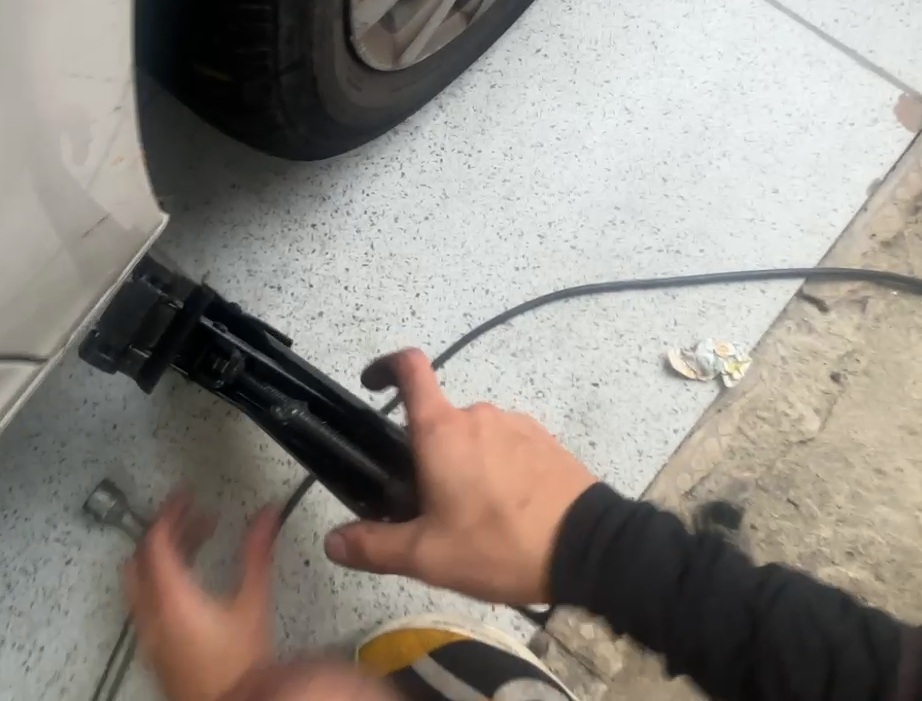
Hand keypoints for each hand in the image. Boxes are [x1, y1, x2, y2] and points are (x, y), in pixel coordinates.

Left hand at [125, 491, 280, 700]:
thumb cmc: (241, 664)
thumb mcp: (254, 603)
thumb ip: (257, 553)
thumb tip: (266, 515)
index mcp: (171, 598)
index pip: (155, 540)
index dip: (169, 511)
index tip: (187, 495)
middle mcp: (151, 614)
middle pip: (142, 557)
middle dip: (166, 529)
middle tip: (193, 514)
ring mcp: (149, 634)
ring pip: (140, 579)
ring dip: (164, 554)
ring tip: (198, 540)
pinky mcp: (154, 649)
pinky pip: (146, 601)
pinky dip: (161, 578)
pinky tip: (191, 580)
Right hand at [324, 348, 599, 604]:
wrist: (589, 548)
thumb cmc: (499, 543)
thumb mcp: (429, 556)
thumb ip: (375, 546)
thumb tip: (331, 541)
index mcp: (441, 429)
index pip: (409, 367)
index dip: (385, 366)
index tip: (372, 385)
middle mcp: (475, 414)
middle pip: (437, 421)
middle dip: (427, 456)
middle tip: (431, 507)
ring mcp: (514, 423)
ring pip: (472, 437)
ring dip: (464, 465)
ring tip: (475, 519)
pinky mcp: (543, 440)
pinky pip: (505, 445)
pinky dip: (496, 468)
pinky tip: (509, 511)